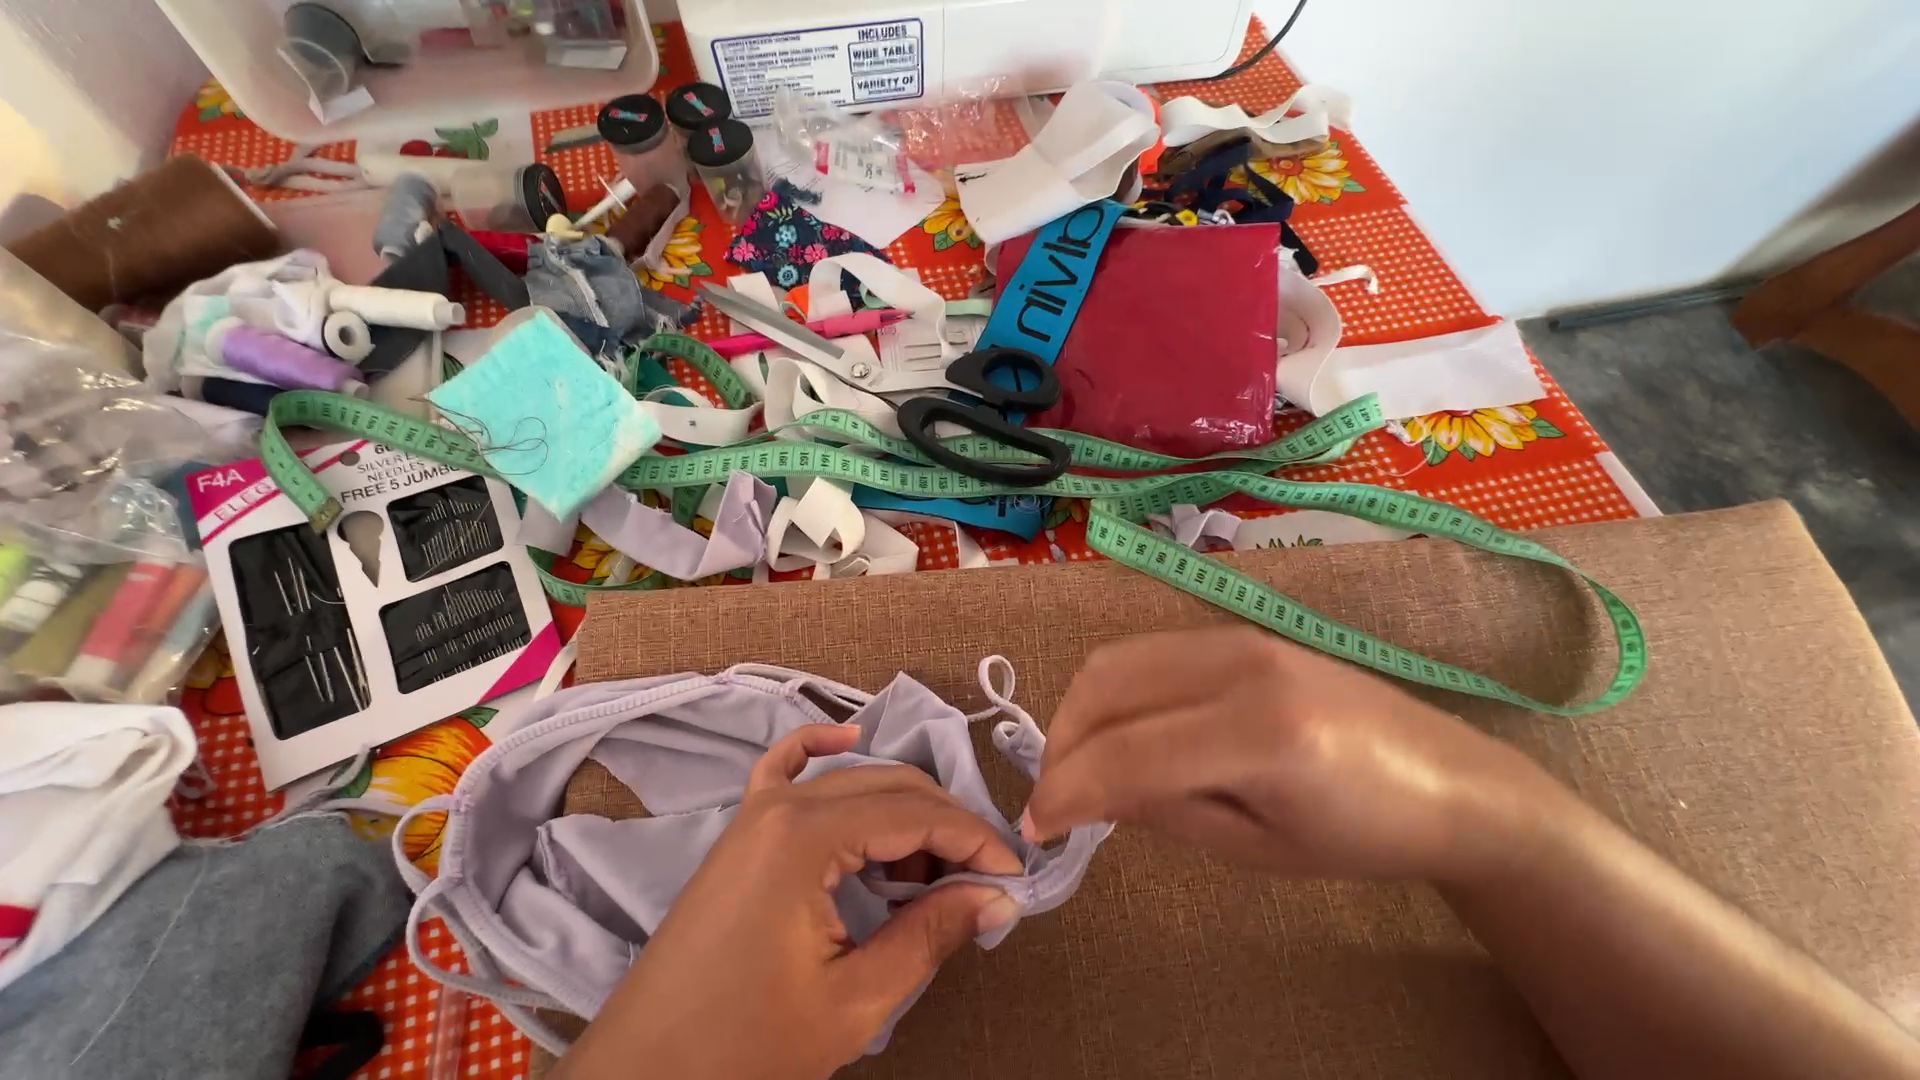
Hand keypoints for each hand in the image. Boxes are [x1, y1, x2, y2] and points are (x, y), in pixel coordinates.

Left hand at [555, 724, 1022, 1079]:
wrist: (643, 1073)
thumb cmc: (746, 1044)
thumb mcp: (852, 1000)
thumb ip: (930, 936)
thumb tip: (996, 898)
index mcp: (807, 835)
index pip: (915, 814)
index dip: (974, 841)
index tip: (1014, 876)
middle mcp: (782, 803)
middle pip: (889, 787)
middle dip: (946, 826)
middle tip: (984, 879)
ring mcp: (756, 810)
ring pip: (851, 782)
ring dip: (902, 812)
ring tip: (932, 872)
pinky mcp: (741, 830)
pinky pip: (784, 767)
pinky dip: (820, 747)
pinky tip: (848, 738)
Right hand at [1024, 627, 1556, 883]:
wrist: (1452, 781)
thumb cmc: (1364, 838)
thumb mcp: (1257, 848)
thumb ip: (1163, 809)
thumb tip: (1089, 792)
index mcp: (1262, 735)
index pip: (1128, 754)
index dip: (1067, 790)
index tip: (1035, 826)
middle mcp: (1242, 667)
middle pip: (1108, 687)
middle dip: (1062, 743)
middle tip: (1054, 797)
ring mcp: (1240, 638)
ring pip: (1118, 660)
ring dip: (1080, 711)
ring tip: (1079, 765)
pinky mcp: (1240, 632)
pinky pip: (1149, 653)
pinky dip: (1115, 691)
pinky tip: (1120, 731)